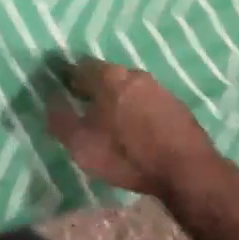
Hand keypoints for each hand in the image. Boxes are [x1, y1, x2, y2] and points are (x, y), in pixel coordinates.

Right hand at [45, 57, 220, 199]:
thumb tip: (49, 99)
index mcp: (107, 76)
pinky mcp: (179, 108)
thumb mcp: (82, 144)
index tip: (65, 93)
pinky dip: (142, 112)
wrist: (189, 173)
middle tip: (90, 110)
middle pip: (108, 75)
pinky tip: (141, 132)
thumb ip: (60, 119)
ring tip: (116, 123)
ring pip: (131, 89)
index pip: (81, 66)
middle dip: (97, 89)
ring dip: (122, 100)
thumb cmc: (128, 155)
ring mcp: (160, 89)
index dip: (71, 79)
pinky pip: (151, 103)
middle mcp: (133, 73)